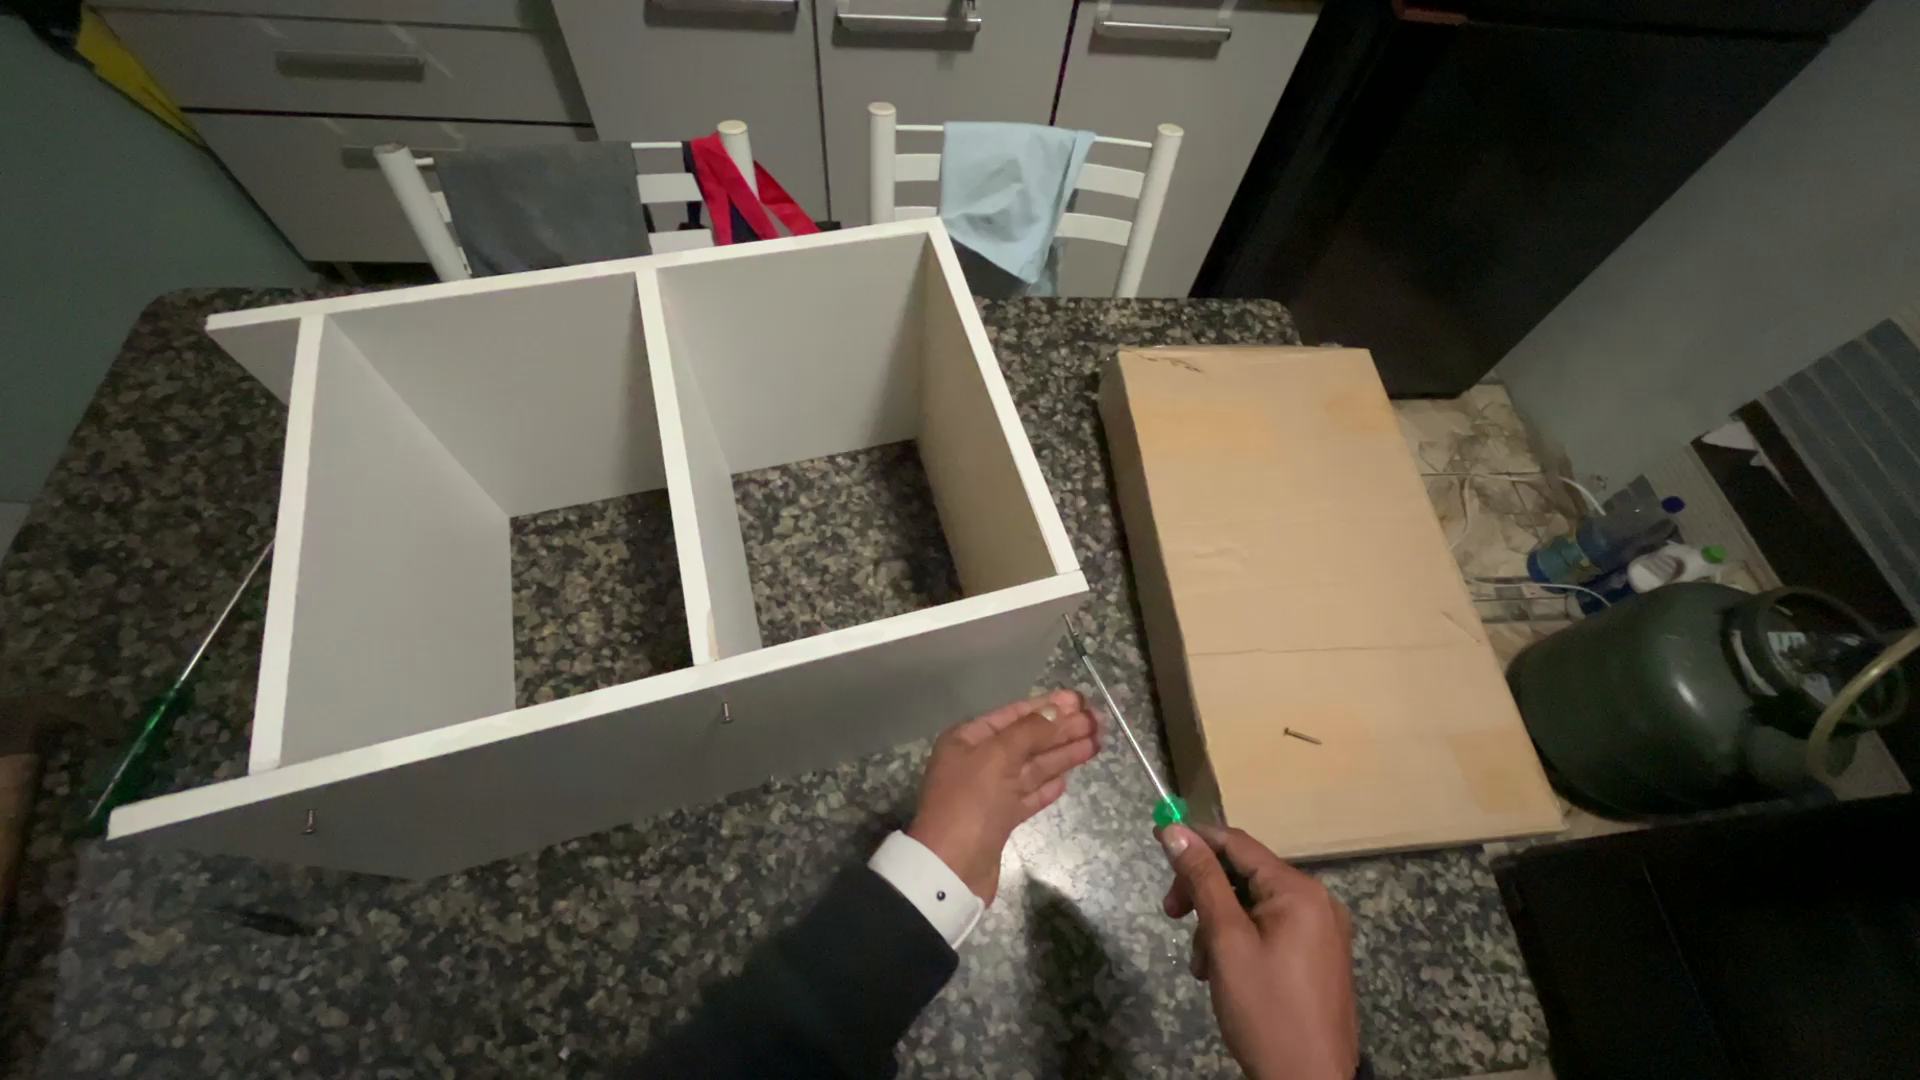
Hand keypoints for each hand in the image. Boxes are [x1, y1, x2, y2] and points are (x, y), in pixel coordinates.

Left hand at [907, 690, 1098, 904]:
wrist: (952, 870)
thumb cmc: (970, 804)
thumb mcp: (997, 757)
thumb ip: (1029, 731)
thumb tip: (1057, 710)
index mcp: (967, 740)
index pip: (1013, 715)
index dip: (1047, 707)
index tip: (1080, 701)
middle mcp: (977, 762)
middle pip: (1026, 740)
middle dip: (1060, 730)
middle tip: (1097, 721)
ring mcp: (989, 792)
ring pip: (1031, 767)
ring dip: (1062, 755)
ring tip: (1096, 743)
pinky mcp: (1000, 820)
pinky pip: (1028, 795)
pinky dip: (1047, 786)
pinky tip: (1067, 779)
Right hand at [1160, 823, 1358, 1079]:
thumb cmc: (1266, 1010)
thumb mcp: (1225, 939)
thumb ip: (1201, 879)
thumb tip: (1175, 829)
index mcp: (1299, 890)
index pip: (1237, 843)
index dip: (1194, 838)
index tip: (1156, 839)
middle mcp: (1317, 901)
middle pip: (1244, 873)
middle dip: (1202, 891)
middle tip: (1171, 913)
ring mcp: (1322, 930)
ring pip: (1251, 903)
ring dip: (1216, 922)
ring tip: (1201, 964)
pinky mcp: (1318, 956)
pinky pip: (1269, 927)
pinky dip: (1239, 939)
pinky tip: (1222, 971)